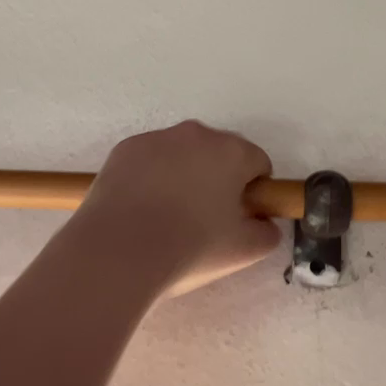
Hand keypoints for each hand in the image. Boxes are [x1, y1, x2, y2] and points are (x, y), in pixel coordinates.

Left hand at [70, 121, 281, 297]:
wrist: (119, 251)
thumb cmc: (190, 248)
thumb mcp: (245, 251)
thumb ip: (267, 231)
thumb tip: (263, 222)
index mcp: (231, 152)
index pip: (257, 164)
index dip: (253, 193)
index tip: (237, 219)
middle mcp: (195, 134)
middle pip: (219, 155)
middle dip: (218, 180)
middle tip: (204, 222)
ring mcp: (156, 138)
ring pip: (182, 155)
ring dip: (183, 177)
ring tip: (167, 219)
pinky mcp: (124, 149)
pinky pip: (149, 161)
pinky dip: (151, 178)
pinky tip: (141, 210)